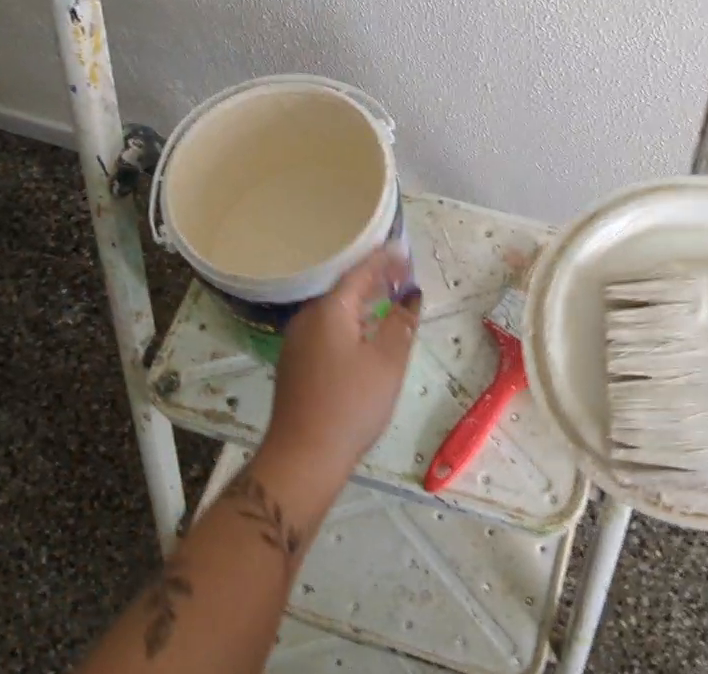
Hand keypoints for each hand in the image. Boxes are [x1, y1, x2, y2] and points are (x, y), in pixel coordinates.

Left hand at [263, 247, 420, 477]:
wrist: (304, 456)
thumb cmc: (351, 404)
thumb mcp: (388, 361)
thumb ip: (401, 323)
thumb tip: (410, 296)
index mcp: (328, 310)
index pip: (359, 272)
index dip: (384, 260)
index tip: (405, 250)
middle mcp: (307, 319)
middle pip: (344, 289)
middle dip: (374, 280)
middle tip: (403, 276)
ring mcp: (297, 342)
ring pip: (335, 311)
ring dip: (363, 303)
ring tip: (390, 300)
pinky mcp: (296, 364)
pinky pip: (327, 329)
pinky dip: (351, 322)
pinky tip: (366, 334)